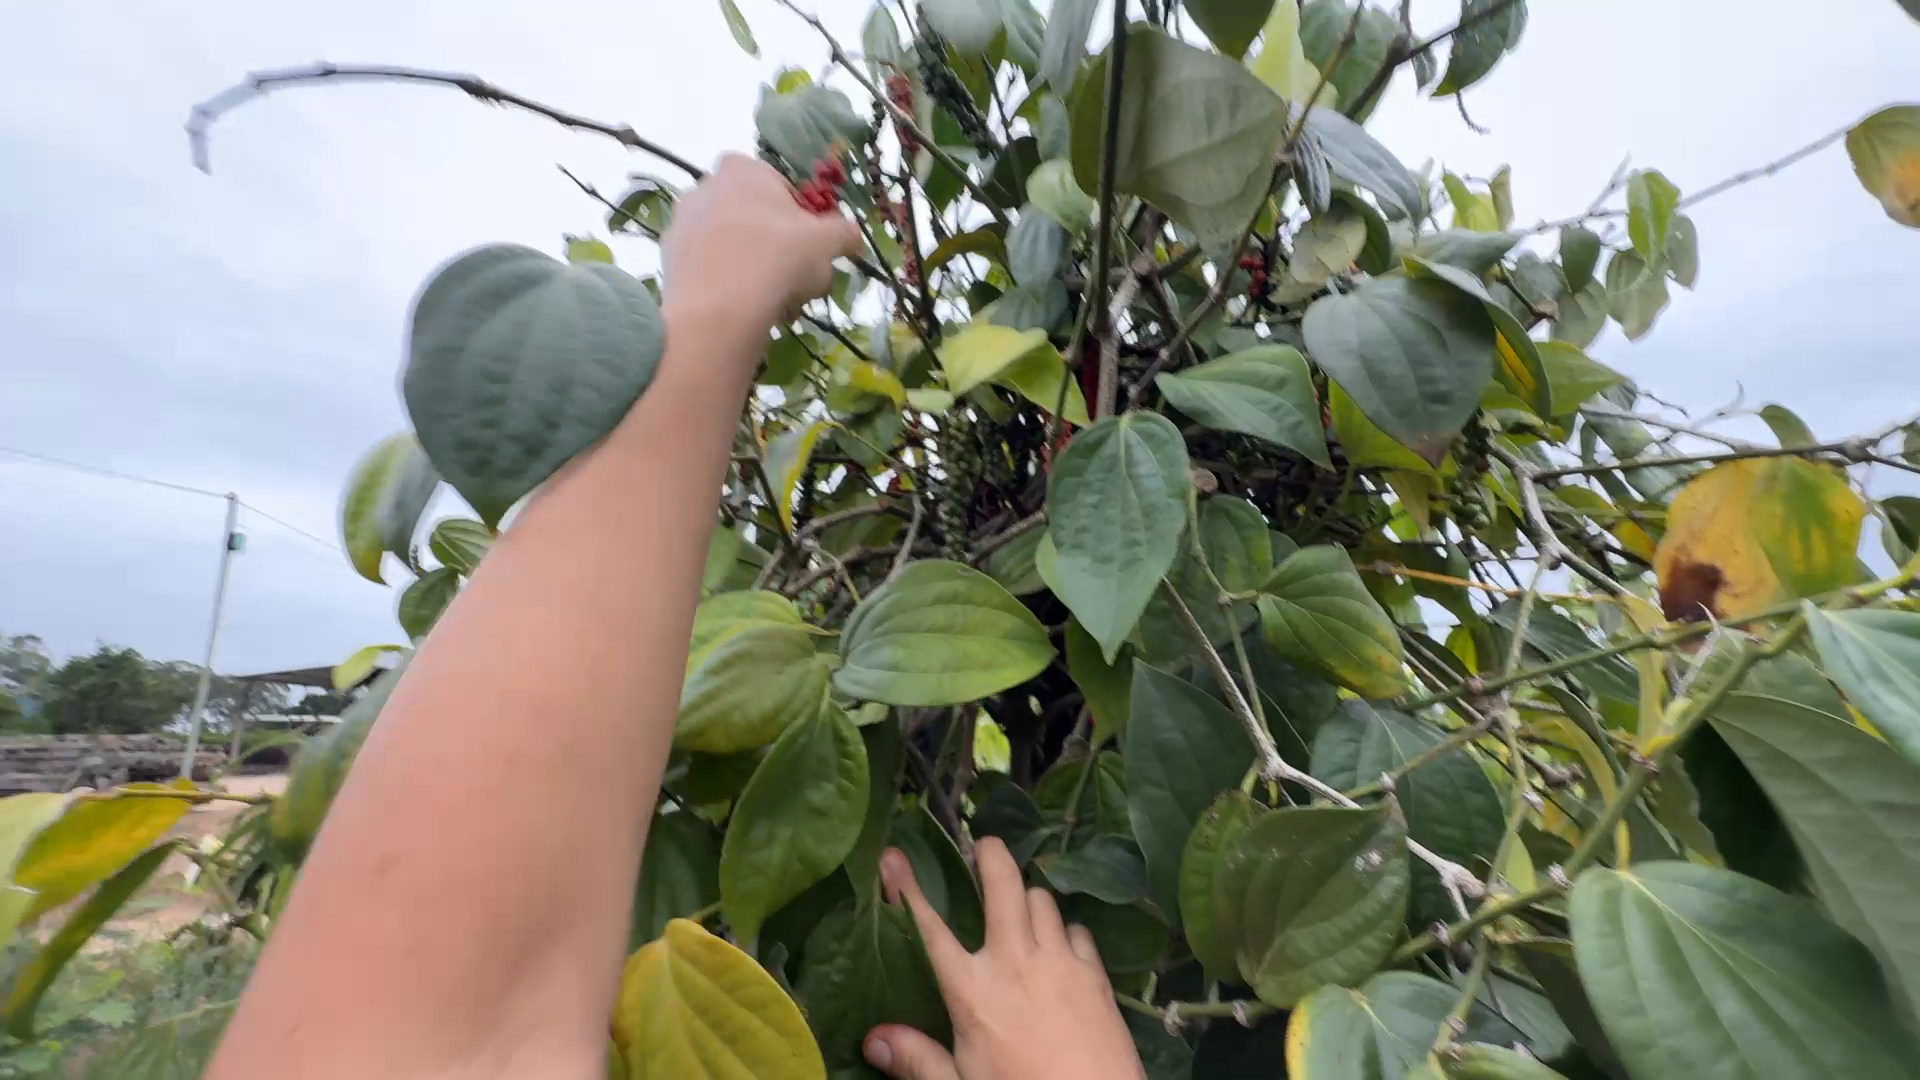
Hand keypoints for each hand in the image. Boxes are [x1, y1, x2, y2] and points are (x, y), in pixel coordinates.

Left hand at [660, 154, 860, 342]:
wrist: (719, 310)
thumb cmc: (777, 261)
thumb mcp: (827, 244)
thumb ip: (844, 232)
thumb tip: (853, 234)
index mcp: (744, 169)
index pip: (781, 189)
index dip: (802, 221)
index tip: (811, 251)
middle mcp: (706, 185)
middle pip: (755, 217)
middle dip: (776, 246)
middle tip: (795, 280)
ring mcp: (683, 222)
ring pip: (732, 245)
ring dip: (754, 268)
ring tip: (773, 302)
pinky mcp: (670, 259)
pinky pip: (710, 269)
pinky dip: (728, 285)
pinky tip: (744, 310)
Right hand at [864, 838, 1144, 1079]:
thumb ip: (919, 1061)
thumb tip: (872, 1039)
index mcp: (973, 992)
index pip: (931, 929)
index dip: (908, 888)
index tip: (892, 855)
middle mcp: (1014, 961)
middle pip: (1003, 884)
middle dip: (991, 853)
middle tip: (983, 846)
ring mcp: (1058, 961)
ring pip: (1042, 899)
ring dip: (1029, 899)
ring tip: (1020, 909)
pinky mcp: (1093, 972)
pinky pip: (1076, 929)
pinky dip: (1064, 932)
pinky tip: (1060, 950)